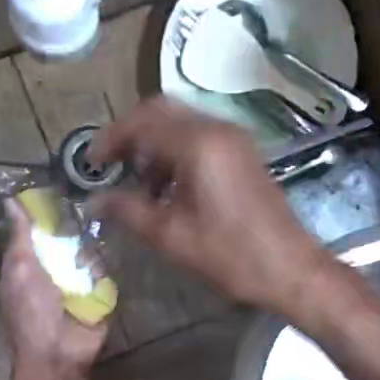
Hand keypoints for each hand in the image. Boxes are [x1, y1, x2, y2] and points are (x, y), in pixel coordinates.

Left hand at [0, 199, 107, 370]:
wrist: (58, 353)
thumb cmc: (31, 312)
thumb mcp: (20, 269)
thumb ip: (20, 235)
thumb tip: (10, 200)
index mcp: (29, 265)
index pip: (39, 232)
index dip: (46, 215)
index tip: (58, 196)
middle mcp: (53, 271)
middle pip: (67, 240)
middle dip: (72, 233)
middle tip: (78, 223)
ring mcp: (78, 284)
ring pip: (88, 253)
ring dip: (86, 255)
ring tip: (81, 264)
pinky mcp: (99, 296)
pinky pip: (104, 273)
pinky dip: (100, 272)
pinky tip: (95, 275)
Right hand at [91, 97, 339, 314]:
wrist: (289, 268)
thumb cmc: (230, 255)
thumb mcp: (171, 236)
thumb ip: (127, 211)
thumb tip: (93, 202)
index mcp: (197, 143)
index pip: (141, 124)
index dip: (109, 140)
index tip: (90, 164)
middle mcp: (217, 129)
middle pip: (160, 111)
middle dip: (130, 134)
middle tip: (111, 165)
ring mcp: (234, 139)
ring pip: (181, 122)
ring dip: (154, 143)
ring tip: (139, 185)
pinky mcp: (243, 153)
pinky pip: (200, 137)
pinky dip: (176, 151)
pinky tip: (168, 188)